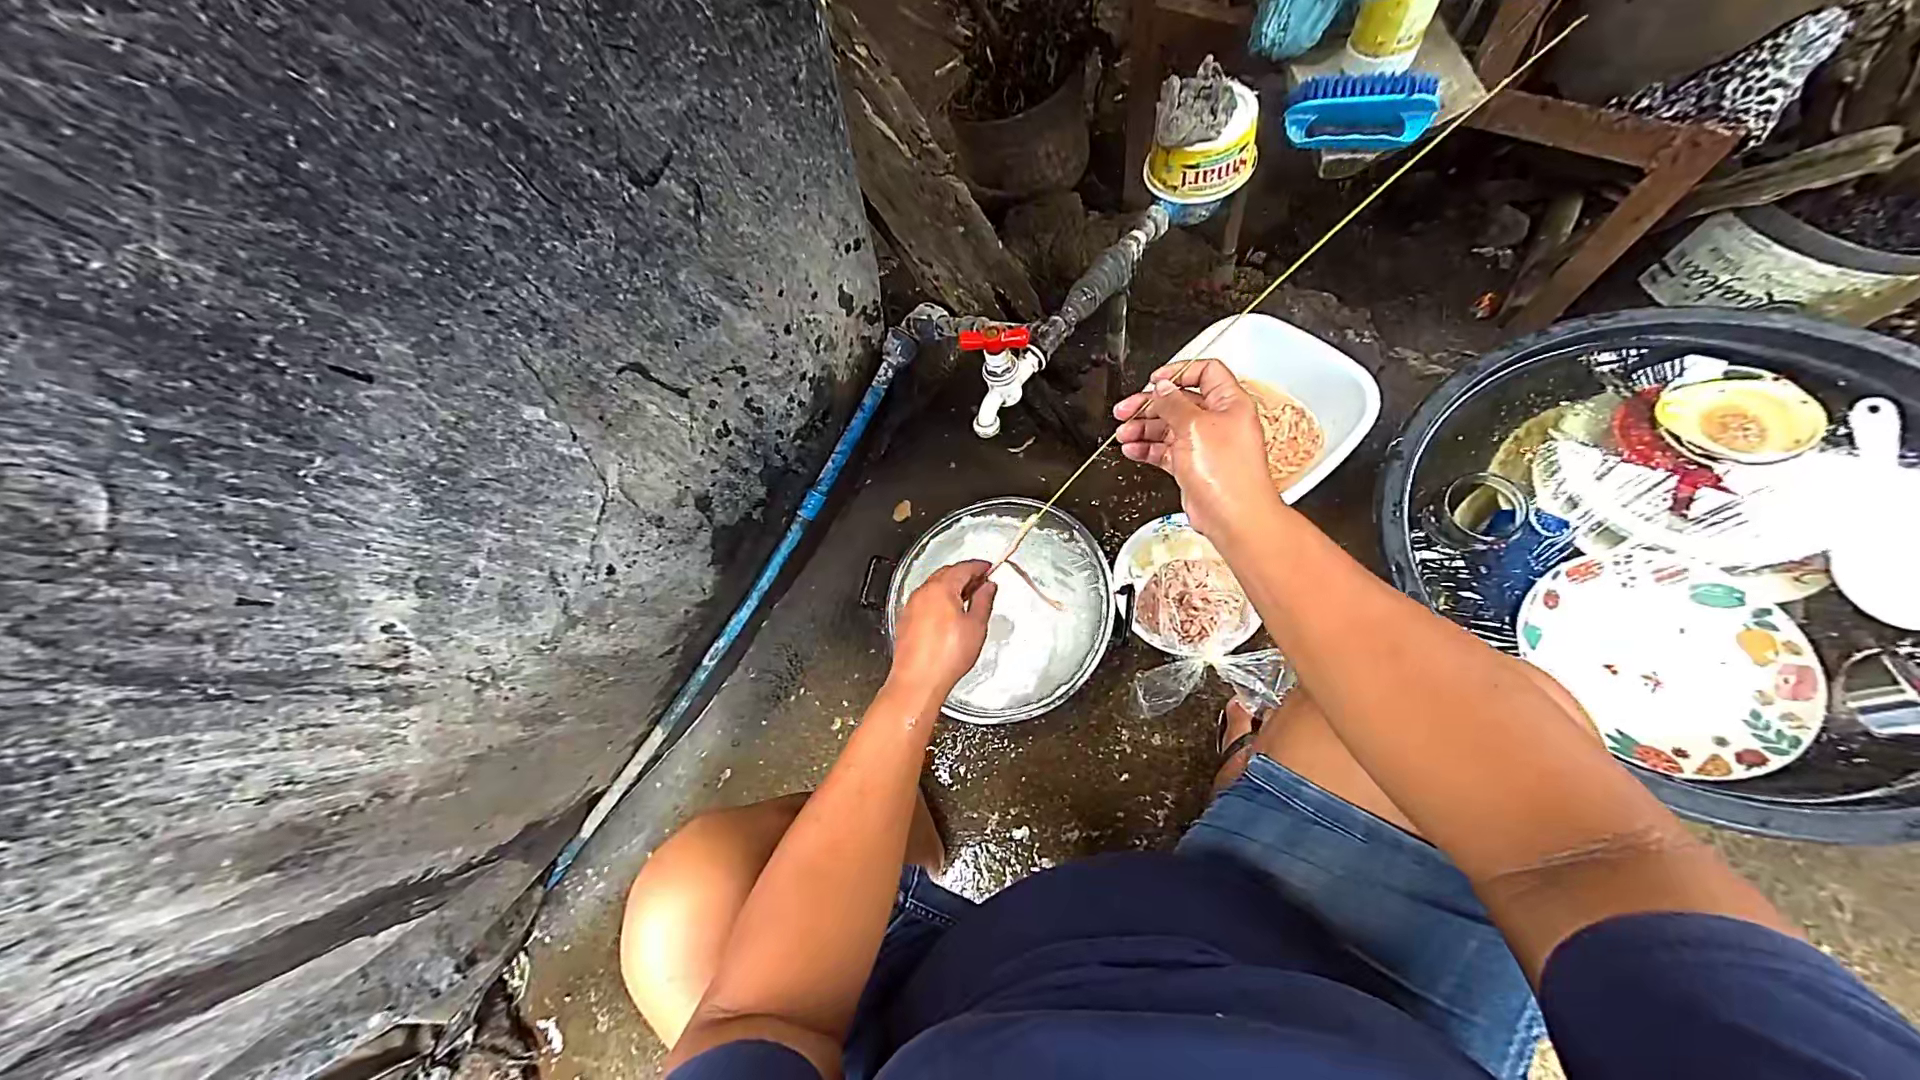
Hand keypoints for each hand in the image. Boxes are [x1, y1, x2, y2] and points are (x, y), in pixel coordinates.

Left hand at [889, 560, 997, 698]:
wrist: (918, 680)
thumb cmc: (945, 657)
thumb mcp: (976, 626)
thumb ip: (983, 601)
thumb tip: (988, 587)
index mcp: (941, 589)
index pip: (963, 568)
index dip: (978, 566)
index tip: (987, 568)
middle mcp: (923, 593)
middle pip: (946, 573)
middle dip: (964, 574)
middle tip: (981, 581)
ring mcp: (912, 606)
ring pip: (934, 587)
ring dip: (951, 587)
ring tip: (968, 598)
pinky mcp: (906, 620)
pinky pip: (925, 601)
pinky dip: (939, 600)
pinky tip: (949, 613)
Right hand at [1113, 359, 1279, 537]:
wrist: (1234, 516)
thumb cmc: (1228, 475)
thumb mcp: (1194, 426)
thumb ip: (1173, 403)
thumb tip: (1162, 388)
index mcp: (1229, 403)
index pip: (1205, 372)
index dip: (1178, 372)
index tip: (1155, 380)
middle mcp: (1218, 421)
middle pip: (1178, 402)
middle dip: (1149, 404)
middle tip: (1125, 409)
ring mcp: (1204, 444)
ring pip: (1168, 427)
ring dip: (1143, 428)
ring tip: (1124, 433)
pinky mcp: (1192, 465)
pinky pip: (1165, 451)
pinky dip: (1147, 449)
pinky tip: (1133, 449)